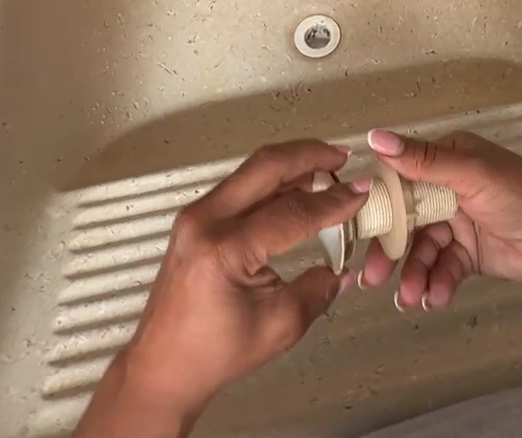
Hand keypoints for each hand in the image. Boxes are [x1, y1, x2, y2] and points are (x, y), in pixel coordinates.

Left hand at [77, 141, 369, 436]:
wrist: (161, 367)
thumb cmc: (212, 354)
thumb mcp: (278, 328)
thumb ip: (317, 290)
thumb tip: (343, 268)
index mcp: (225, 249)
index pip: (292, 212)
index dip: (332, 202)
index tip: (360, 192)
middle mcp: (206, 220)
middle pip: (267, 166)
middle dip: (310, 154)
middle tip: (342, 157)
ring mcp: (196, 214)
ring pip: (253, 169)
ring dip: (292, 162)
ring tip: (326, 166)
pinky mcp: (196, 217)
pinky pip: (242, 184)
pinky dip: (274, 178)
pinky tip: (298, 184)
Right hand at [358, 128, 521, 311]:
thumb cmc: (516, 194)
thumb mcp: (469, 173)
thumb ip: (422, 160)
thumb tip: (374, 137)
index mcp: (445, 160)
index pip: (400, 177)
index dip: (377, 202)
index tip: (355, 227)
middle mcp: (445, 189)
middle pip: (405, 220)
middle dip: (390, 250)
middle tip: (371, 278)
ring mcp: (454, 223)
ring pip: (422, 250)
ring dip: (414, 274)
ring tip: (411, 297)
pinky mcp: (464, 253)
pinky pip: (442, 268)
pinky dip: (437, 283)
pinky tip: (436, 298)